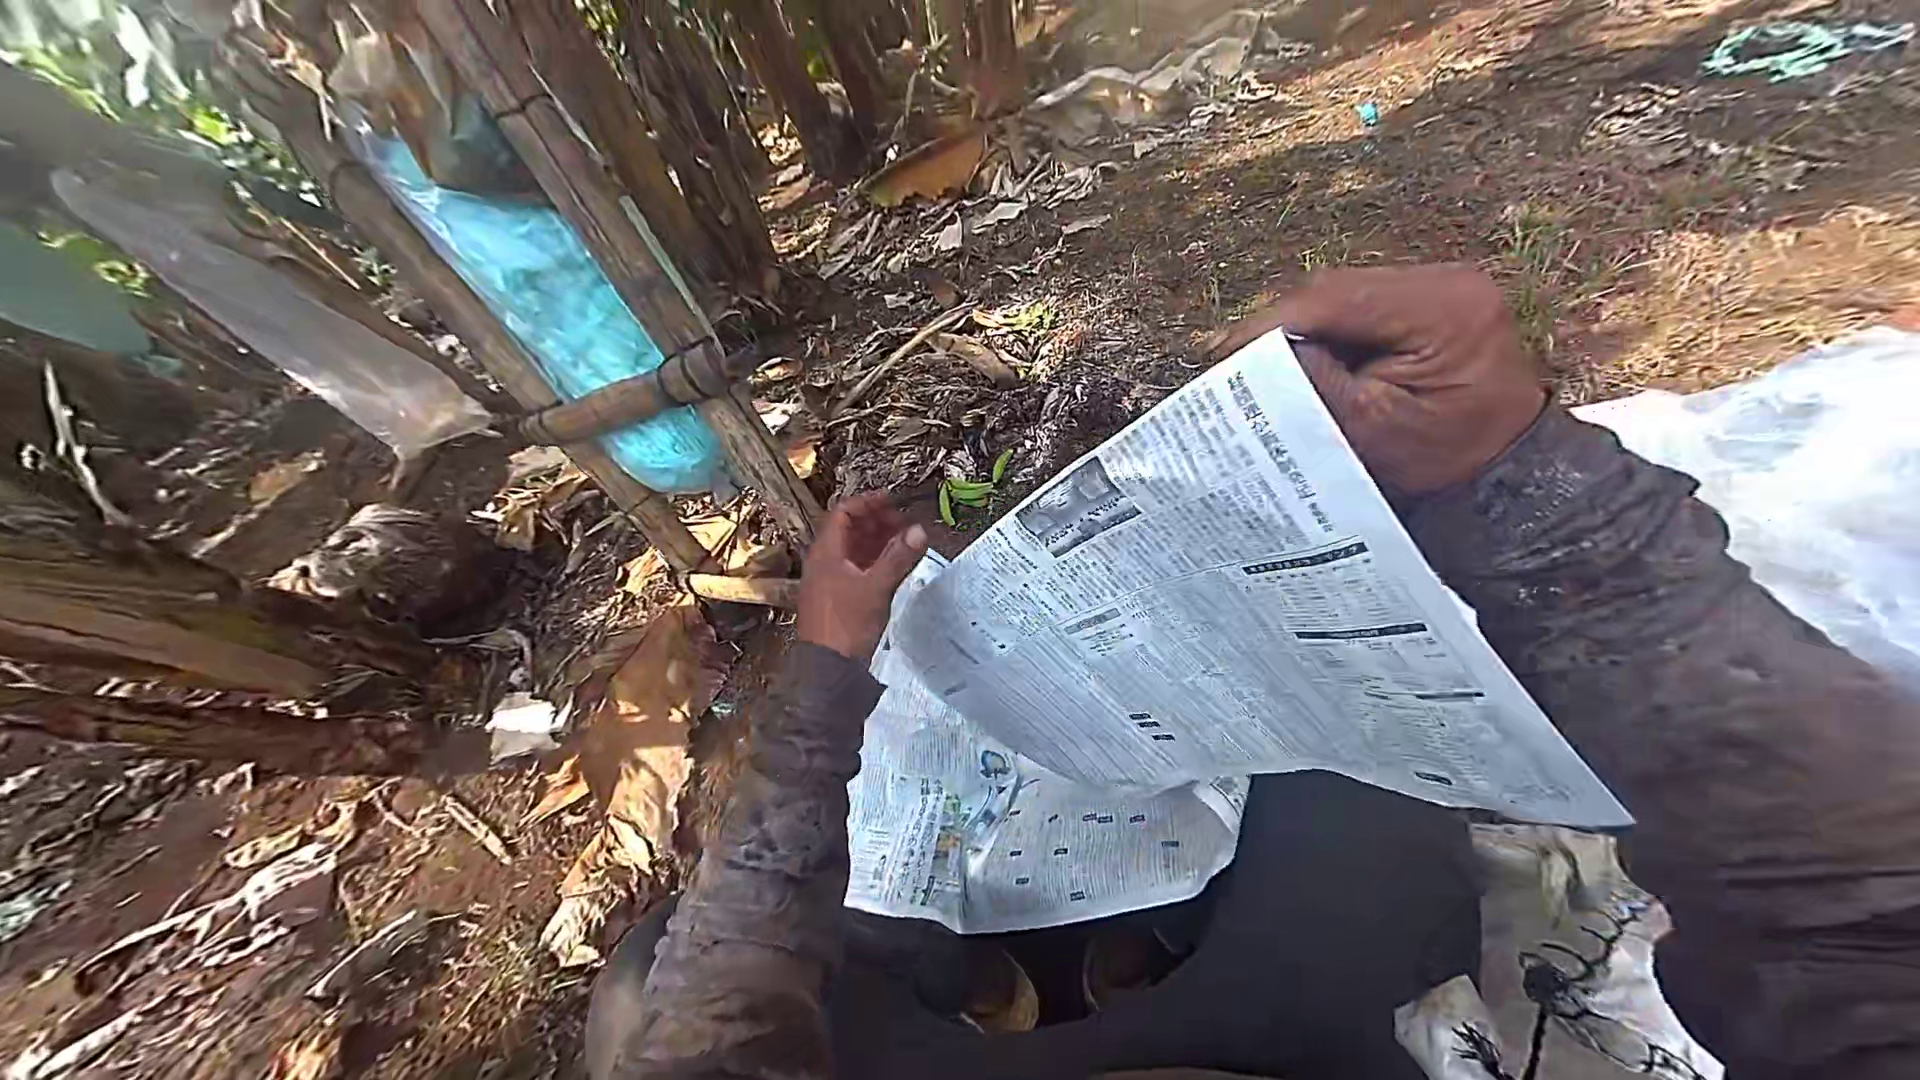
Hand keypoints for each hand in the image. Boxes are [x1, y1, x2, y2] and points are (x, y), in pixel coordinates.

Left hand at [796, 493, 927, 662]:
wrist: (828, 669)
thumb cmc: (845, 626)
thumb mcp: (876, 587)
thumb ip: (899, 557)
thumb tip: (919, 531)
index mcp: (825, 552)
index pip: (843, 513)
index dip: (868, 503)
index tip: (892, 501)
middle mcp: (824, 562)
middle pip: (849, 529)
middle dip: (877, 521)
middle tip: (903, 522)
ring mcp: (830, 580)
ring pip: (854, 550)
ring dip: (878, 541)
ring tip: (905, 540)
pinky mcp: (839, 598)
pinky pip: (857, 568)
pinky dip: (876, 561)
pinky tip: (895, 564)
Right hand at [1209, 264, 1546, 493]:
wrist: (1498, 464)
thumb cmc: (1438, 457)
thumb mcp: (1366, 425)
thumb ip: (1312, 382)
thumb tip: (1254, 355)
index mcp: (1442, 308)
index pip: (1332, 299)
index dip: (1268, 324)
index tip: (1222, 354)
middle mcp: (1443, 281)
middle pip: (1330, 289)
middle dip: (1273, 325)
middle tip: (1227, 361)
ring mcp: (1434, 286)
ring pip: (1334, 294)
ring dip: (1290, 327)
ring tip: (1250, 362)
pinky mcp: (1421, 300)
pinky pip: (1350, 305)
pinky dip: (1313, 329)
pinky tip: (1289, 355)